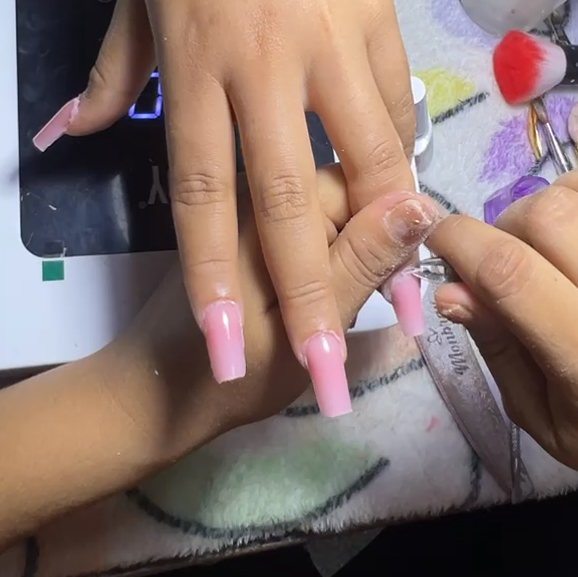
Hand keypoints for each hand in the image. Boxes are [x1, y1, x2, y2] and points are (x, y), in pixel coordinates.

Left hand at [34, 0, 416, 403]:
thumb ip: (109, 72)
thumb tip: (64, 138)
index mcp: (195, 64)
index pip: (204, 193)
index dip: (216, 280)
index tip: (226, 353)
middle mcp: (264, 65)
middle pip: (286, 198)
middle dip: (308, 295)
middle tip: (325, 376)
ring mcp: (330, 43)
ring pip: (365, 159)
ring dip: (387, 241)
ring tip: (413, 311)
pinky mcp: (380, 20)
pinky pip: (392, 106)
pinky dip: (401, 161)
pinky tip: (416, 211)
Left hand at [102, 173, 441, 449]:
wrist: (154, 394)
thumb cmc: (230, 376)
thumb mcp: (307, 328)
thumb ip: (361, 262)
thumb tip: (423, 203)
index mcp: (271, 201)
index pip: (364, 182)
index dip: (394, 236)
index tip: (400, 293)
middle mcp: (262, 184)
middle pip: (352, 191)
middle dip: (377, 246)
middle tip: (375, 308)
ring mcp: (256, 203)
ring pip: (336, 210)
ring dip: (357, 255)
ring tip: (355, 309)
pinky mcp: (252, 225)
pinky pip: (311, 225)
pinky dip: (332, 260)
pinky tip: (332, 296)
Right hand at [424, 160, 577, 520]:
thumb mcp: (539, 414)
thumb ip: (495, 343)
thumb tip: (450, 286)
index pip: (511, 272)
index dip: (461, 240)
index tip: (442, 237)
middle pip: (556, 216)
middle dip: (511, 221)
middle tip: (511, 248)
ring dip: (570, 193)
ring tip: (564, 225)